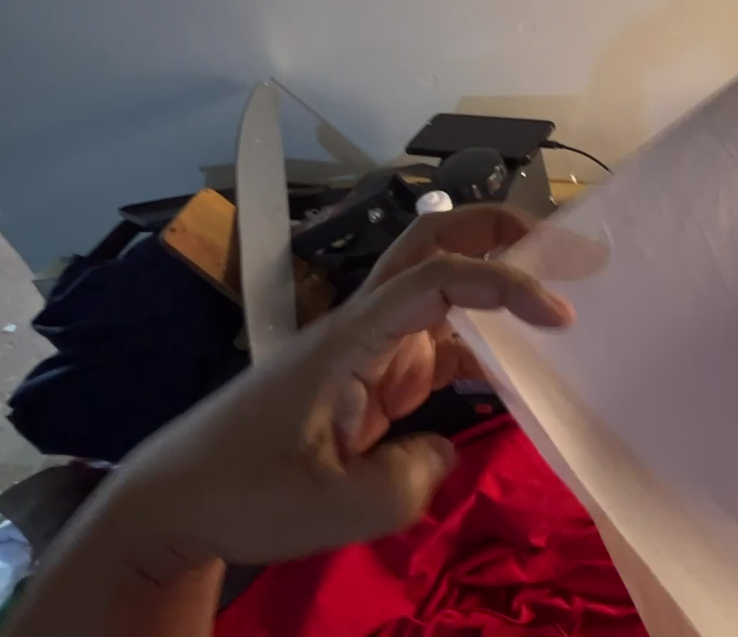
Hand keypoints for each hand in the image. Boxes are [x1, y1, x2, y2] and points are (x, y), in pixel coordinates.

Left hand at [56, 205, 573, 578]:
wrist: (179, 499)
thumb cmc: (242, 491)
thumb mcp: (328, 507)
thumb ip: (406, 480)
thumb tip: (445, 446)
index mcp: (354, 334)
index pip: (436, 278)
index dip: (501, 284)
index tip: (558, 314)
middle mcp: (368, 323)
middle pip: (431, 242)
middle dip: (495, 230)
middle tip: (559, 245)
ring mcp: (373, 346)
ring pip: (441, 289)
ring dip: (495, 284)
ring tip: (556, 296)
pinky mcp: (376, 376)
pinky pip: (440, 346)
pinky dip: (482, 348)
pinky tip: (515, 370)